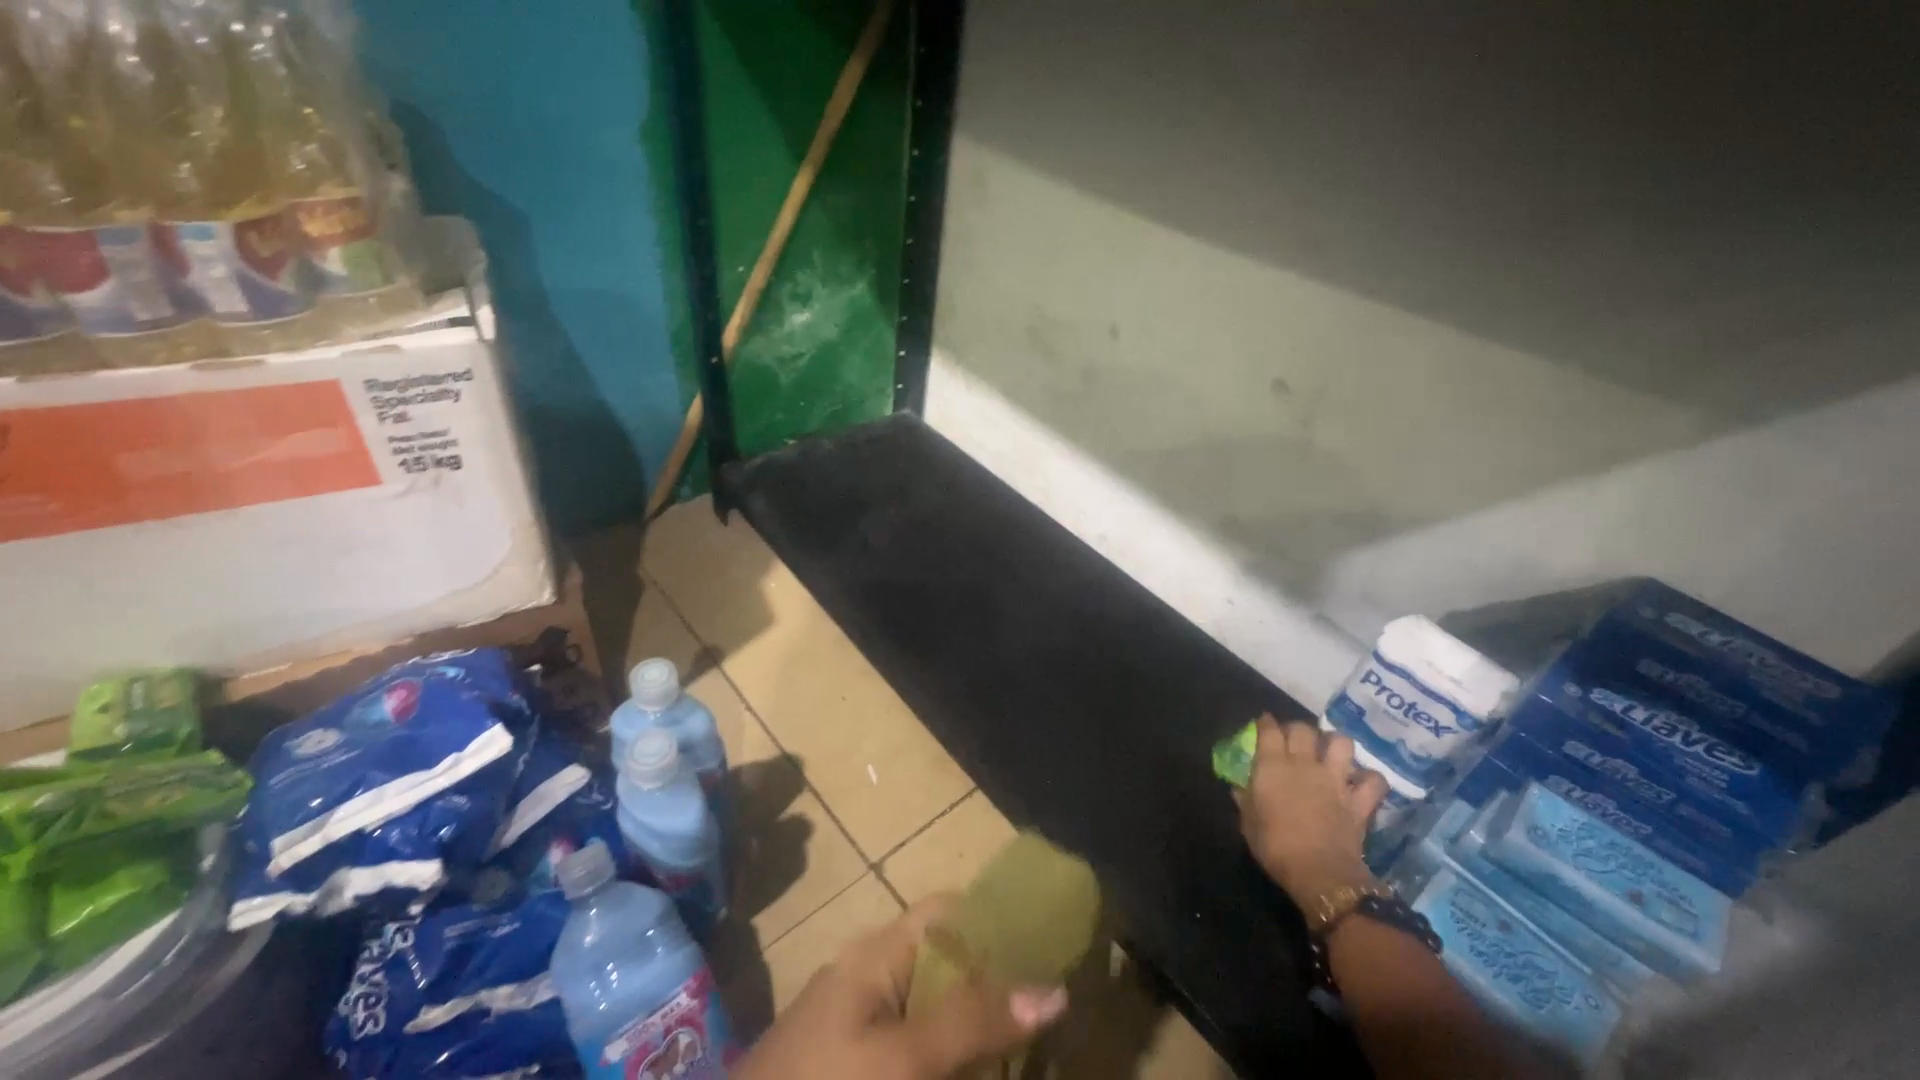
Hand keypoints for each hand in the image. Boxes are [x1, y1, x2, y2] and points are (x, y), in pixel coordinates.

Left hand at [731, 897, 1069, 1079]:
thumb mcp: (900, 1057)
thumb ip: (972, 1020)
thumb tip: (1056, 988)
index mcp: (877, 954)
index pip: (949, 911)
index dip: (1000, 917)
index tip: (1056, 940)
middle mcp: (875, 979)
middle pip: (952, 963)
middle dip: (1003, 981)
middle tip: (1061, 1003)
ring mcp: (867, 1027)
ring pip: (942, 1012)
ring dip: (985, 1025)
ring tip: (1042, 1040)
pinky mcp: (864, 1064)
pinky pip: (923, 1048)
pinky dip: (958, 1056)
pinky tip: (989, 1068)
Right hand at [1238, 715, 1388, 903]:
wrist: (1318, 872)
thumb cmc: (1274, 847)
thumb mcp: (1248, 824)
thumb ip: (1245, 800)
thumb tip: (1239, 787)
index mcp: (1272, 766)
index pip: (1268, 730)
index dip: (1266, 723)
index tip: (1263, 722)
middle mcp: (1304, 764)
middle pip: (1303, 729)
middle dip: (1296, 728)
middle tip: (1292, 738)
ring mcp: (1335, 779)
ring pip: (1341, 742)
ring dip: (1334, 742)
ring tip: (1329, 750)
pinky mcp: (1359, 799)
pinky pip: (1373, 780)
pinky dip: (1369, 778)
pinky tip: (1361, 781)